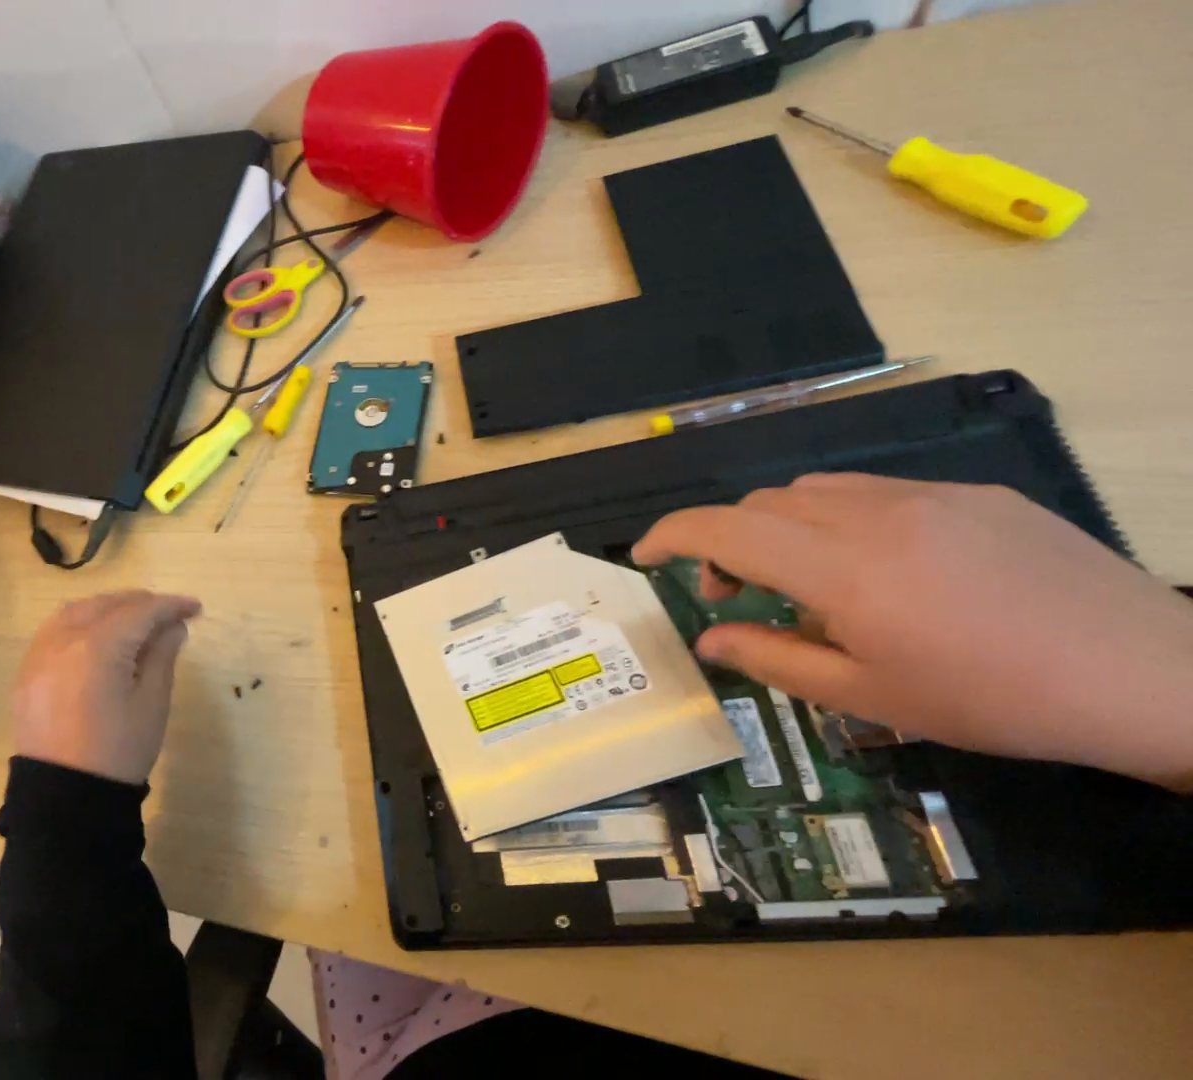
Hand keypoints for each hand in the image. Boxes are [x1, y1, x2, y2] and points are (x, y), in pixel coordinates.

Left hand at [10, 591, 202, 784]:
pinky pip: (55, 631)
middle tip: (169, 616)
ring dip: (109, 609)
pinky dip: (81, 623)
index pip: (140, 612)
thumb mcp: (153, 703)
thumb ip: (163, 655)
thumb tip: (172, 627)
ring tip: (135, 622)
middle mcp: (63, 639)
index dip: (171, 606)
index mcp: (98, 647)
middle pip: (107, 604)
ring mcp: (39, 654)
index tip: (195, 608)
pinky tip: (99, 637)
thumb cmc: (119, 751)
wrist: (65, 798)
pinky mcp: (27, 671)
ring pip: (77, 611)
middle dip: (141, 604)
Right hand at [632, 474, 1192, 789]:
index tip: (645, 556)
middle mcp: (876, 515)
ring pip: (814, 490)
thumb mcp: (869, 697)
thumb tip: (708, 639)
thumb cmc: (996, 700)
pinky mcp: (974, 494)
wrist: (1155, 677)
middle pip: (761, 503)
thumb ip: (772, 660)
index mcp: (844, 570)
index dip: (671, 535)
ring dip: (778, 526)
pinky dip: (837, 519)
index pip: (724, 528)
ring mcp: (929, 496)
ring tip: (804, 580)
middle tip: (734, 595)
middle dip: (724, 540)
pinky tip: (877, 567)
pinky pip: (875, 492)